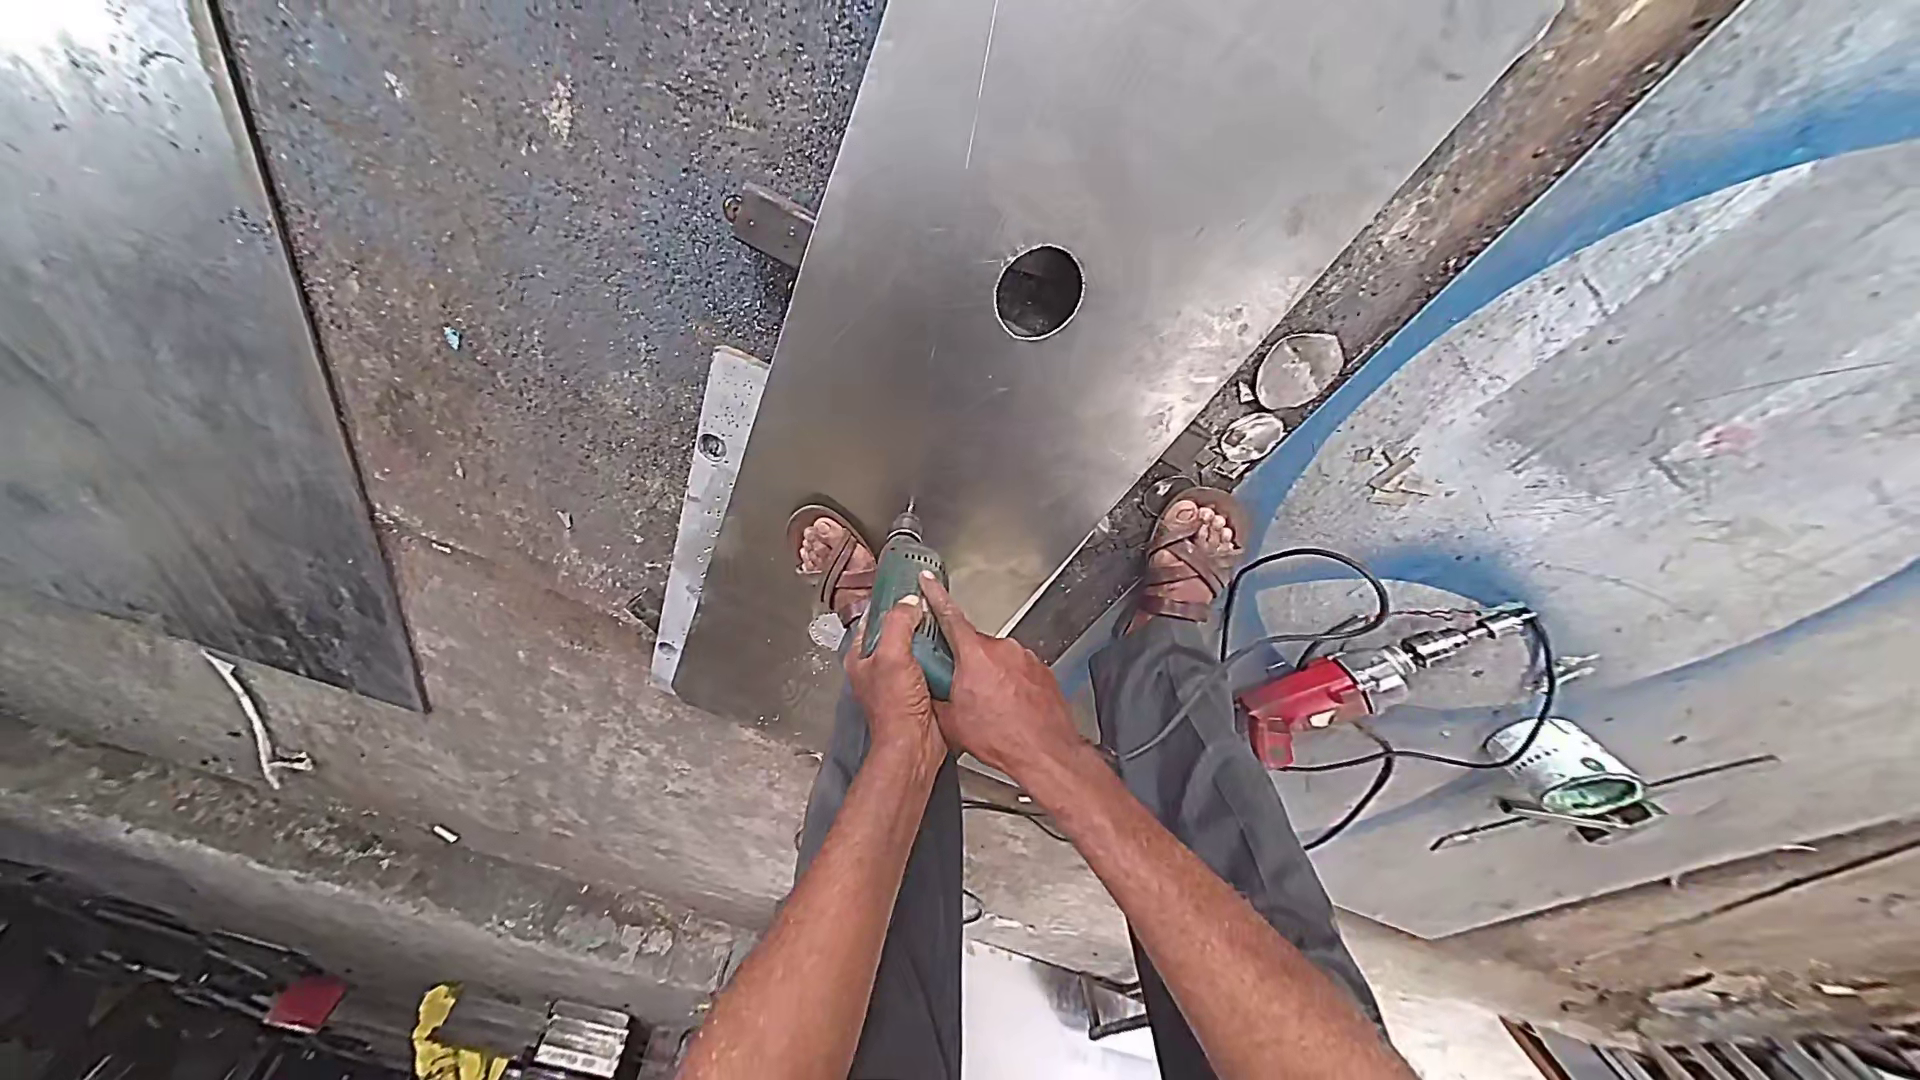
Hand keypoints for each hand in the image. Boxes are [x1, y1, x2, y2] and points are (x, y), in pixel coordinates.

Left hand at [845, 595, 946, 765]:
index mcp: (861, 657)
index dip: (889, 602)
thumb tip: (909, 603)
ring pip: (917, 645)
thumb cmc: (894, 710)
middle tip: (929, 603)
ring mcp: (901, 677)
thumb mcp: (892, 656)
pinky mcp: (922, 687)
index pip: (873, 618)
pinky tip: (951, 646)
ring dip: (930, 636)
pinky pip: (933, 662)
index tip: (906, 588)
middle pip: (898, 630)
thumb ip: (898, 624)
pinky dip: (942, 654)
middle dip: (914, 618)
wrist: (915, 745)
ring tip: (942, 621)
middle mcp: (879, 666)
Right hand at [917, 573, 1085, 779]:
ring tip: (991, 706)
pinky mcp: (1040, 668)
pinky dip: (1010, 683)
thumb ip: (935, 698)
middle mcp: (1001, 649)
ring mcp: (1024, 657)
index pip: (950, 616)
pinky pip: (1017, 669)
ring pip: (996, 658)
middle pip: (973, 645)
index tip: (927, 581)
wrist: (1046, 752)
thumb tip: (926, 694)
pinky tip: (1009, 706)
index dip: (935, 596)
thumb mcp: (953, 723)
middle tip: (962, 688)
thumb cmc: (1004, 739)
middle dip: (965, 662)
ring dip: (990, 675)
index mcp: (975, 655)